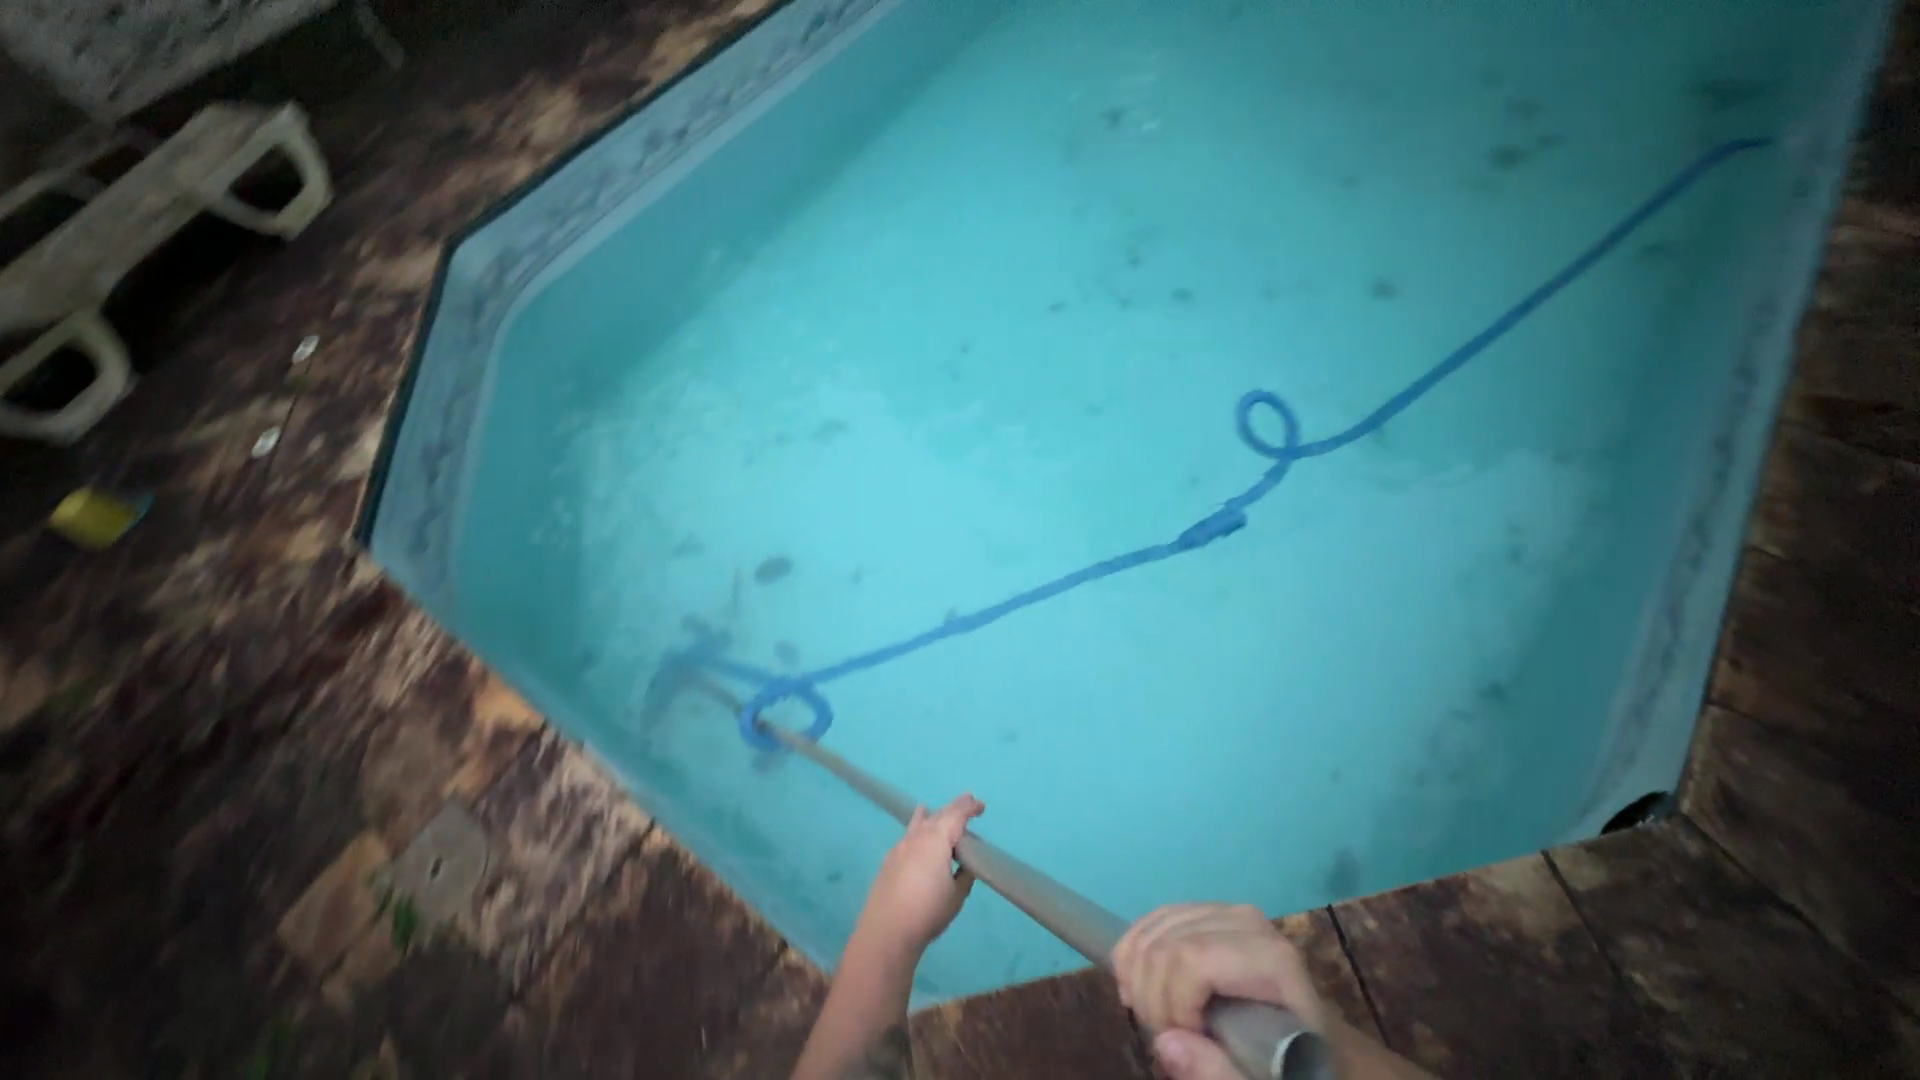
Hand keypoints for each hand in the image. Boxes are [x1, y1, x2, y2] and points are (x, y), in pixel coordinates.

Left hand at [852, 794, 984, 956]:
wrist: (887, 930)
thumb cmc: (928, 911)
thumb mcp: (957, 895)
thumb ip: (964, 875)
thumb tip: (964, 865)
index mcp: (937, 839)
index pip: (956, 815)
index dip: (969, 808)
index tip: (981, 806)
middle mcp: (917, 837)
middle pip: (938, 815)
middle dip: (953, 808)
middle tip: (967, 803)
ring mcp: (900, 847)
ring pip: (918, 823)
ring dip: (929, 816)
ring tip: (930, 810)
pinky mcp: (889, 861)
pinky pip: (907, 837)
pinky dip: (916, 831)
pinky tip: (915, 840)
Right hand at [1114, 903, 1327, 1079]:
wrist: (1323, 1049)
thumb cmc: (1301, 1072)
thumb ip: (1221, 1076)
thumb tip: (1166, 1042)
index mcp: (1273, 961)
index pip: (1192, 958)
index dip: (1171, 1004)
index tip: (1181, 1046)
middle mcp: (1248, 923)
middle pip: (1167, 945)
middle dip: (1151, 998)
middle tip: (1165, 1042)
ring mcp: (1224, 911)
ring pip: (1153, 930)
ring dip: (1138, 979)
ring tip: (1155, 1022)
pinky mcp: (1206, 912)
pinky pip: (1153, 921)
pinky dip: (1133, 954)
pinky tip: (1137, 989)